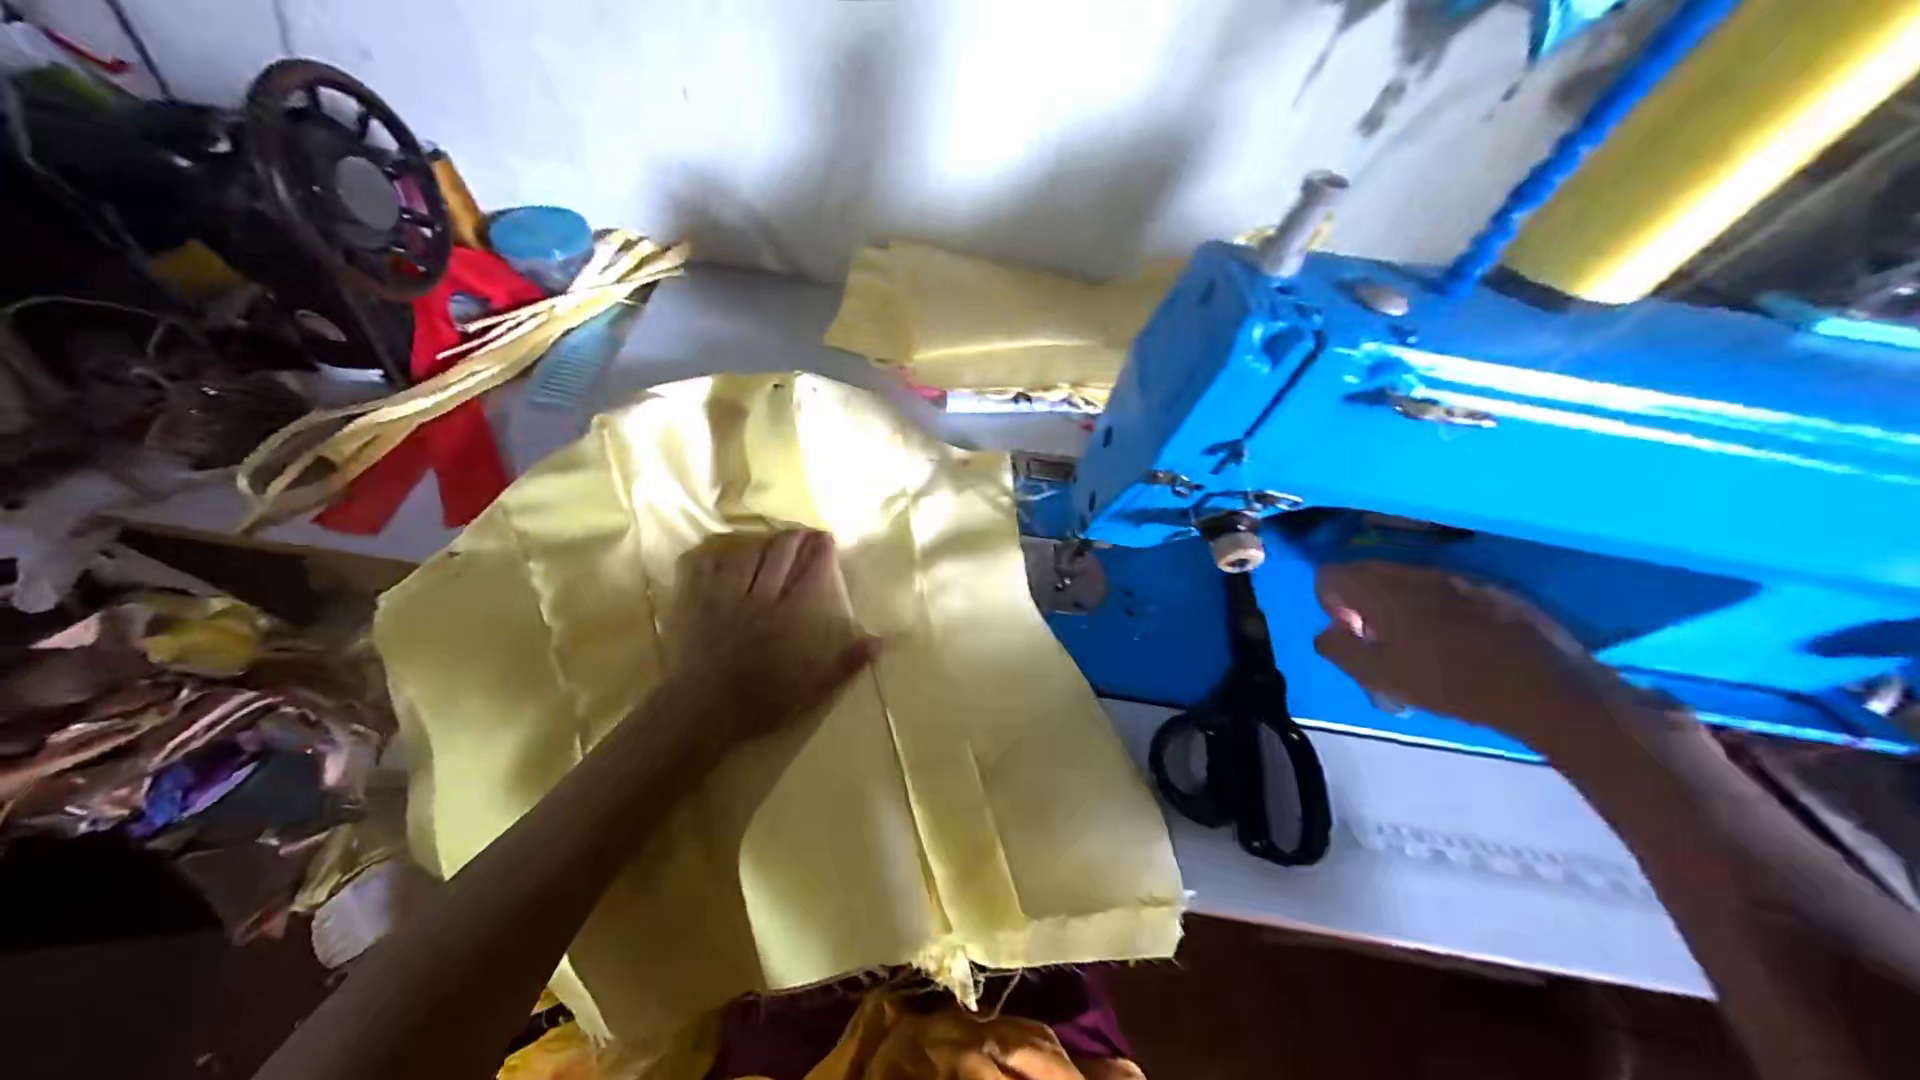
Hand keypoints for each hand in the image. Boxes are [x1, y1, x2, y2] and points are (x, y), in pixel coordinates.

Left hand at [655, 529, 880, 758]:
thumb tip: (883, 641)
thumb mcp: (814, 688)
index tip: (829, 537)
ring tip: (772, 537)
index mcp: (792, 616)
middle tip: (806, 531)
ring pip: (747, 554)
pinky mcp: (696, 601)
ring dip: (763, 542)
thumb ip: (847, 662)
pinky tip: (723, 550)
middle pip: (780, 555)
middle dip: (796, 538)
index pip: (812, 573)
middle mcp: (762, 596)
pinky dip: (717, 553)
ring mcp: (726, 595)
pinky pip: (706, 565)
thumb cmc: (762, 702)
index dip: (822, 552)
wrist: (703, 709)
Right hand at [1312, 561, 1649, 755]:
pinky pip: (1445, 595)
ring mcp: (1456, 579)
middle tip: (1379, 648)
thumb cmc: (1447, 681)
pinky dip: (1437, 615)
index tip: (1351, 637)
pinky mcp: (1491, 591)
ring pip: (1407, 586)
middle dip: (1363, 608)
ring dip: (1400, 613)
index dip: (1329, 605)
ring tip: (1419, 653)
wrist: (1543, 686)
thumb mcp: (1377, 674)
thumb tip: (1327, 634)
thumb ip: (1339, 649)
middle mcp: (1413, 572)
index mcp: (1380, 588)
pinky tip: (1458, 649)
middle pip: (1367, 577)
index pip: (1329, 576)